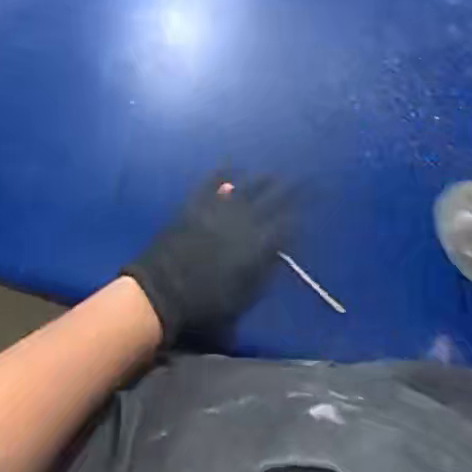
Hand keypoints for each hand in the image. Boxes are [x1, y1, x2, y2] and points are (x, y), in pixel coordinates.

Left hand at [121, 174, 288, 344]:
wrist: (162, 292)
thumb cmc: (205, 305)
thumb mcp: (245, 297)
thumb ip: (264, 273)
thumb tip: (277, 252)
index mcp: (256, 248)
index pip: (286, 226)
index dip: (298, 216)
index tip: (309, 207)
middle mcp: (240, 224)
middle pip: (271, 201)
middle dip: (289, 190)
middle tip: (304, 180)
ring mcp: (215, 211)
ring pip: (245, 188)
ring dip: (261, 181)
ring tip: (275, 173)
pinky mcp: (193, 205)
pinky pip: (210, 184)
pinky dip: (222, 174)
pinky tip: (232, 166)